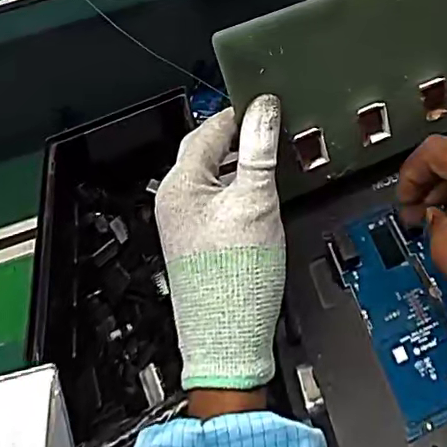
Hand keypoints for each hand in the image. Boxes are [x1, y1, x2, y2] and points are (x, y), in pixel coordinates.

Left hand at [156, 96, 283, 395]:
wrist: (228, 340)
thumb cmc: (234, 281)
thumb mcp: (256, 200)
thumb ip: (260, 148)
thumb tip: (264, 110)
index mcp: (180, 184)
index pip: (212, 127)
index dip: (243, 113)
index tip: (269, 106)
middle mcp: (175, 199)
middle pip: (209, 148)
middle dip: (240, 135)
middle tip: (272, 128)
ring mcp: (184, 220)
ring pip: (214, 171)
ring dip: (240, 160)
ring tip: (270, 157)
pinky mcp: (197, 237)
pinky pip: (217, 195)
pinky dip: (238, 184)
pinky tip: (260, 192)